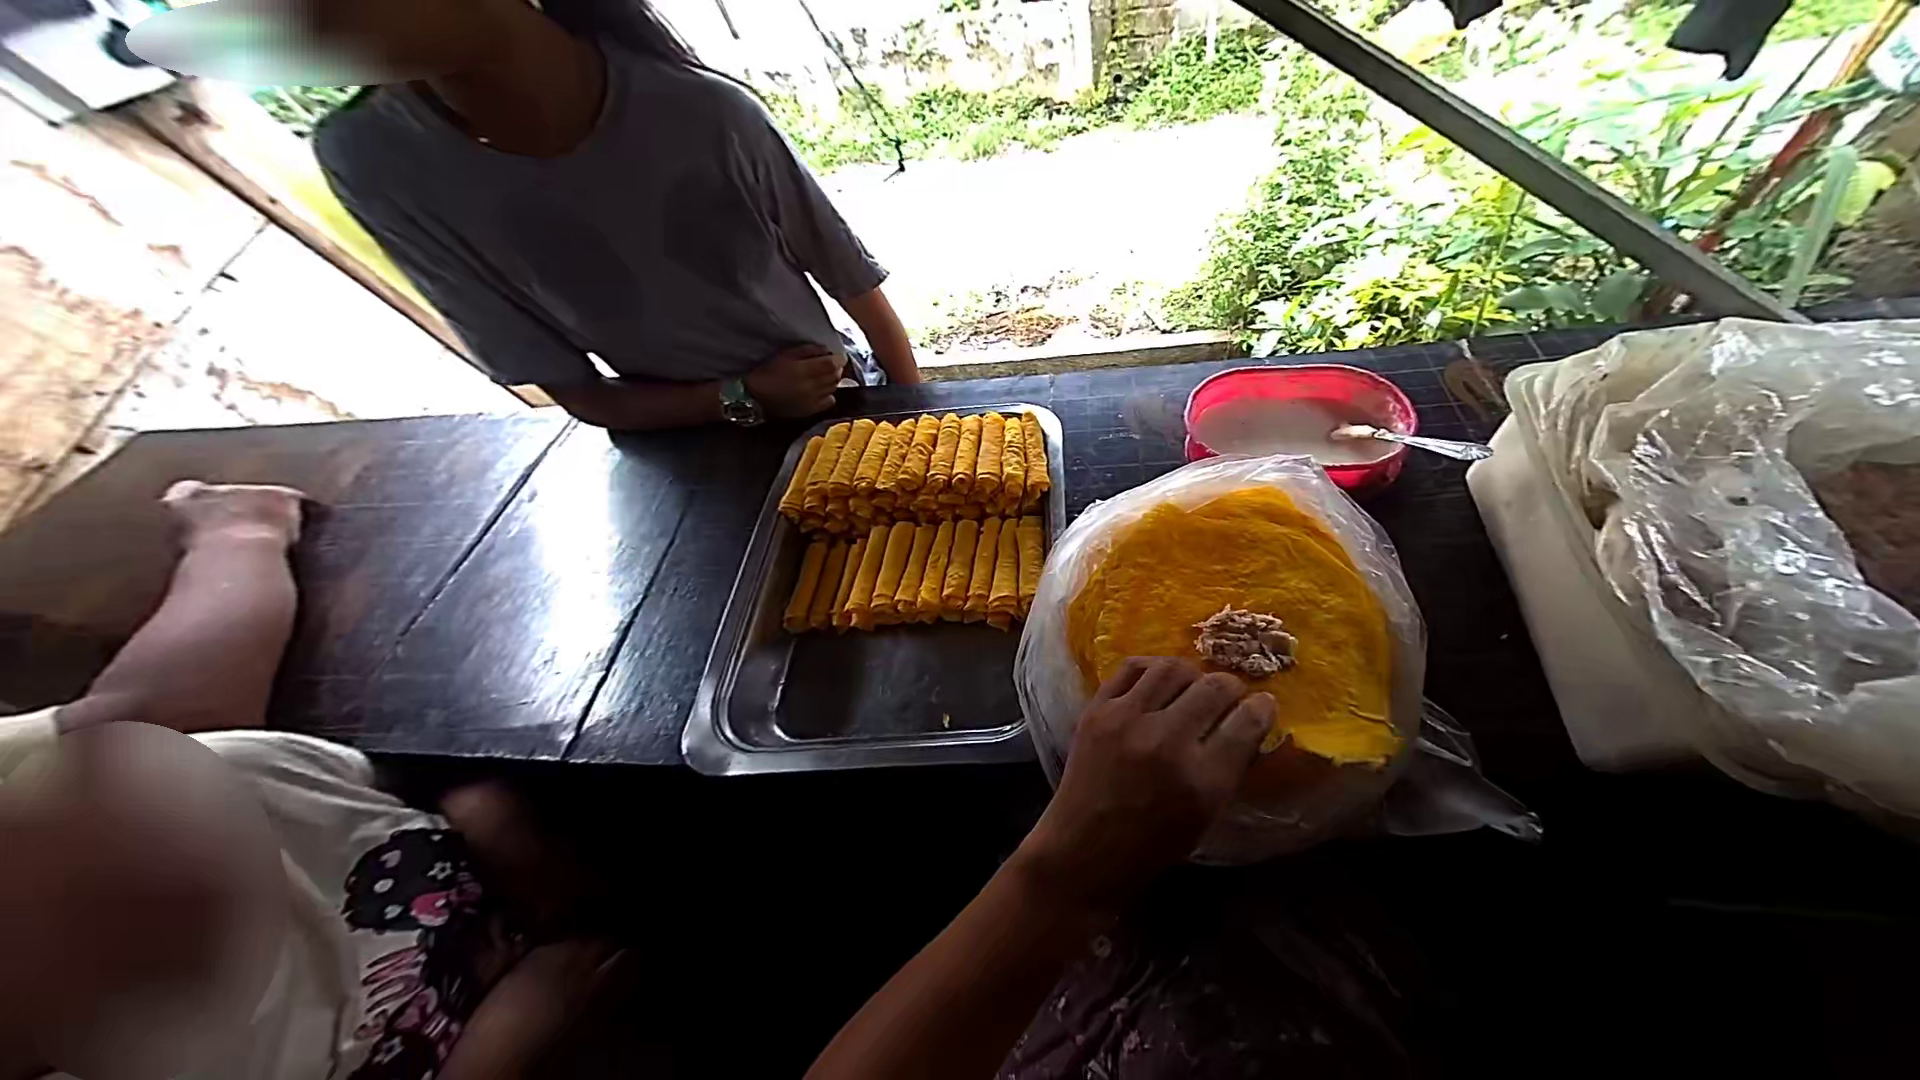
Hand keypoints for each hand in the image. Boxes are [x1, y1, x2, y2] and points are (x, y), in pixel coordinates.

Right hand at [745, 344, 841, 417]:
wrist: (756, 396)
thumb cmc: (768, 372)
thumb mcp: (785, 355)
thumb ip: (807, 351)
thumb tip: (826, 350)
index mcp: (803, 371)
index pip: (831, 365)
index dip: (838, 359)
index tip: (838, 356)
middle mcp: (810, 387)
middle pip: (834, 376)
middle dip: (837, 369)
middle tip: (831, 364)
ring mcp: (812, 400)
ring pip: (833, 388)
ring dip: (833, 380)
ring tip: (825, 375)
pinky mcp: (811, 410)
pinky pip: (829, 401)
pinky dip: (829, 394)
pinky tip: (821, 390)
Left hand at [1011, 658, 1273, 912]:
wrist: (1086, 845)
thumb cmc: (1153, 842)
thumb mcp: (1207, 814)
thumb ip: (1229, 766)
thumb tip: (1249, 721)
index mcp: (1201, 779)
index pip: (1246, 723)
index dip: (1262, 709)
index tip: (1262, 704)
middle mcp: (1165, 741)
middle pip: (1214, 688)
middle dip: (1232, 687)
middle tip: (1230, 695)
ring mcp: (1126, 719)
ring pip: (1173, 668)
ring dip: (1192, 674)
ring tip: (1193, 686)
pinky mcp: (1097, 709)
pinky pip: (1132, 668)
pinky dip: (1152, 668)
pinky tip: (1160, 680)